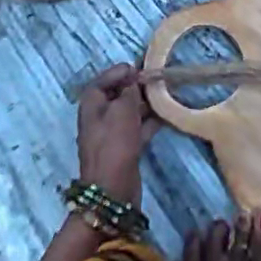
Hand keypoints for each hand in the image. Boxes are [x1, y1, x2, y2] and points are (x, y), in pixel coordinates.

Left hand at [77, 63, 159, 205]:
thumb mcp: (122, 110)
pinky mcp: (125, 147)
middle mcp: (99, 114)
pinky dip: (150, 121)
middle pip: (119, 93)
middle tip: (160, 81)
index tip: (144, 69)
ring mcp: (112, 132)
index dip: (124, 71)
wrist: (112, 191)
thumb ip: (130, 91)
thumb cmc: (114, 143)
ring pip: (131, 110)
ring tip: (168, 95)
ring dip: (147, 104)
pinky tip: (168, 115)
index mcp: (92, 102)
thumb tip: (135, 81)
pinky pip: (138, 127)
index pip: (107, 77)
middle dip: (138, 87)